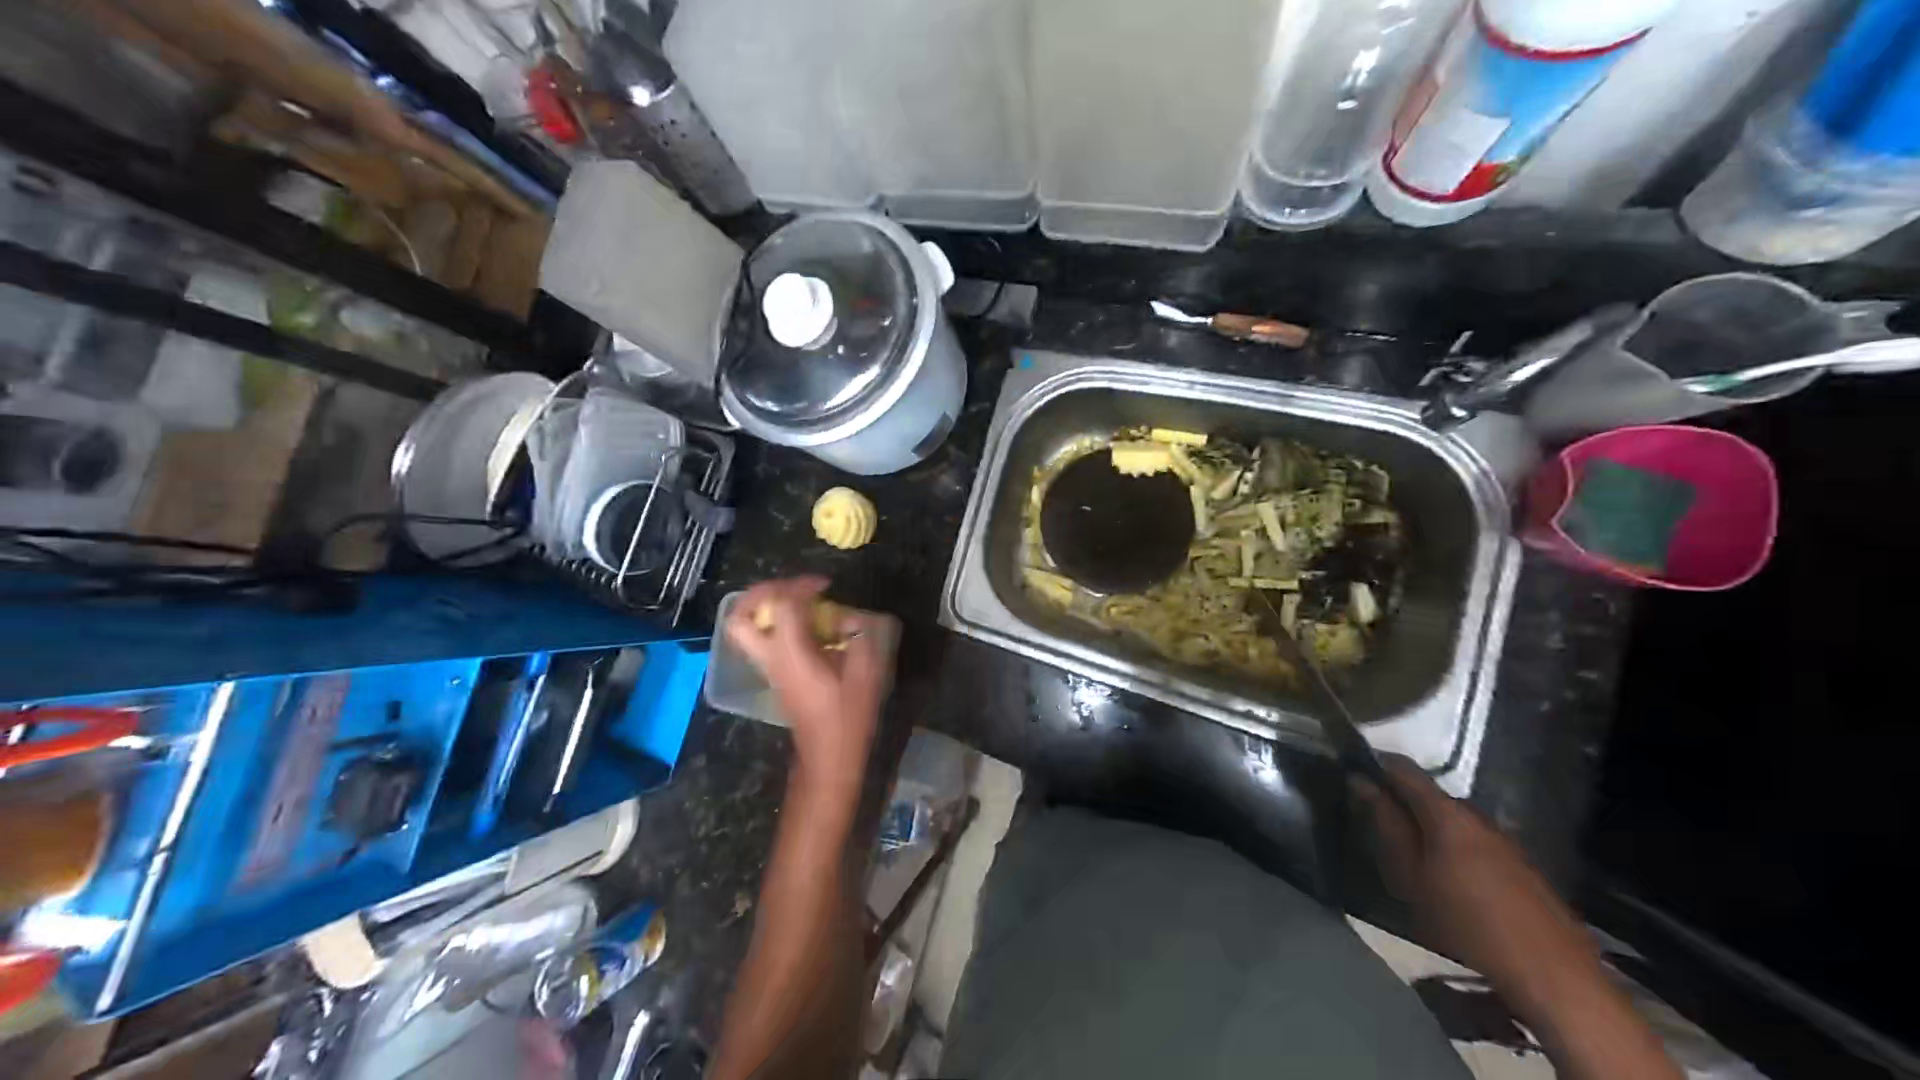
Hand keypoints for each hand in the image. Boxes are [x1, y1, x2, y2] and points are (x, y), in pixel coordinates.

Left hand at [726, 577, 892, 786]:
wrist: (829, 756)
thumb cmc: (848, 717)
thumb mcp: (865, 674)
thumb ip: (859, 637)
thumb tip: (851, 618)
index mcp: (791, 654)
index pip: (782, 606)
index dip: (801, 586)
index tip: (825, 585)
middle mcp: (771, 658)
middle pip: (740, 617)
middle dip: (762, 593)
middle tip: (791, 587)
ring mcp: (768, 668)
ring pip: (743, 630)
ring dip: (764, 608)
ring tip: (794, 602)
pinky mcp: (774, 675)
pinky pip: (761, 639)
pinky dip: (775, 624)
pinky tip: (805, 626)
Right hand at [1355, 756, 1598, 998]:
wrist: (1551, 974)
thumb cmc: (1464, 921)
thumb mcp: (1410, 875)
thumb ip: (1386, 823)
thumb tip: (1360, 781)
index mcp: (1447, 812)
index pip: (1404, 769)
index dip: (1376, 763)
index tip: (1352, 770)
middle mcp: (1477, 815)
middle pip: (1429, 793)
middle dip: (1400, 798)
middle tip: (1374, 817)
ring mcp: (1504, 839)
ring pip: (1453, 817)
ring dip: (1426, 822)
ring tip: (1406, 847)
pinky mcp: (1521, 863)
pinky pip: (1474, 837)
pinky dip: (1451, 842)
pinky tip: (1446, 871)